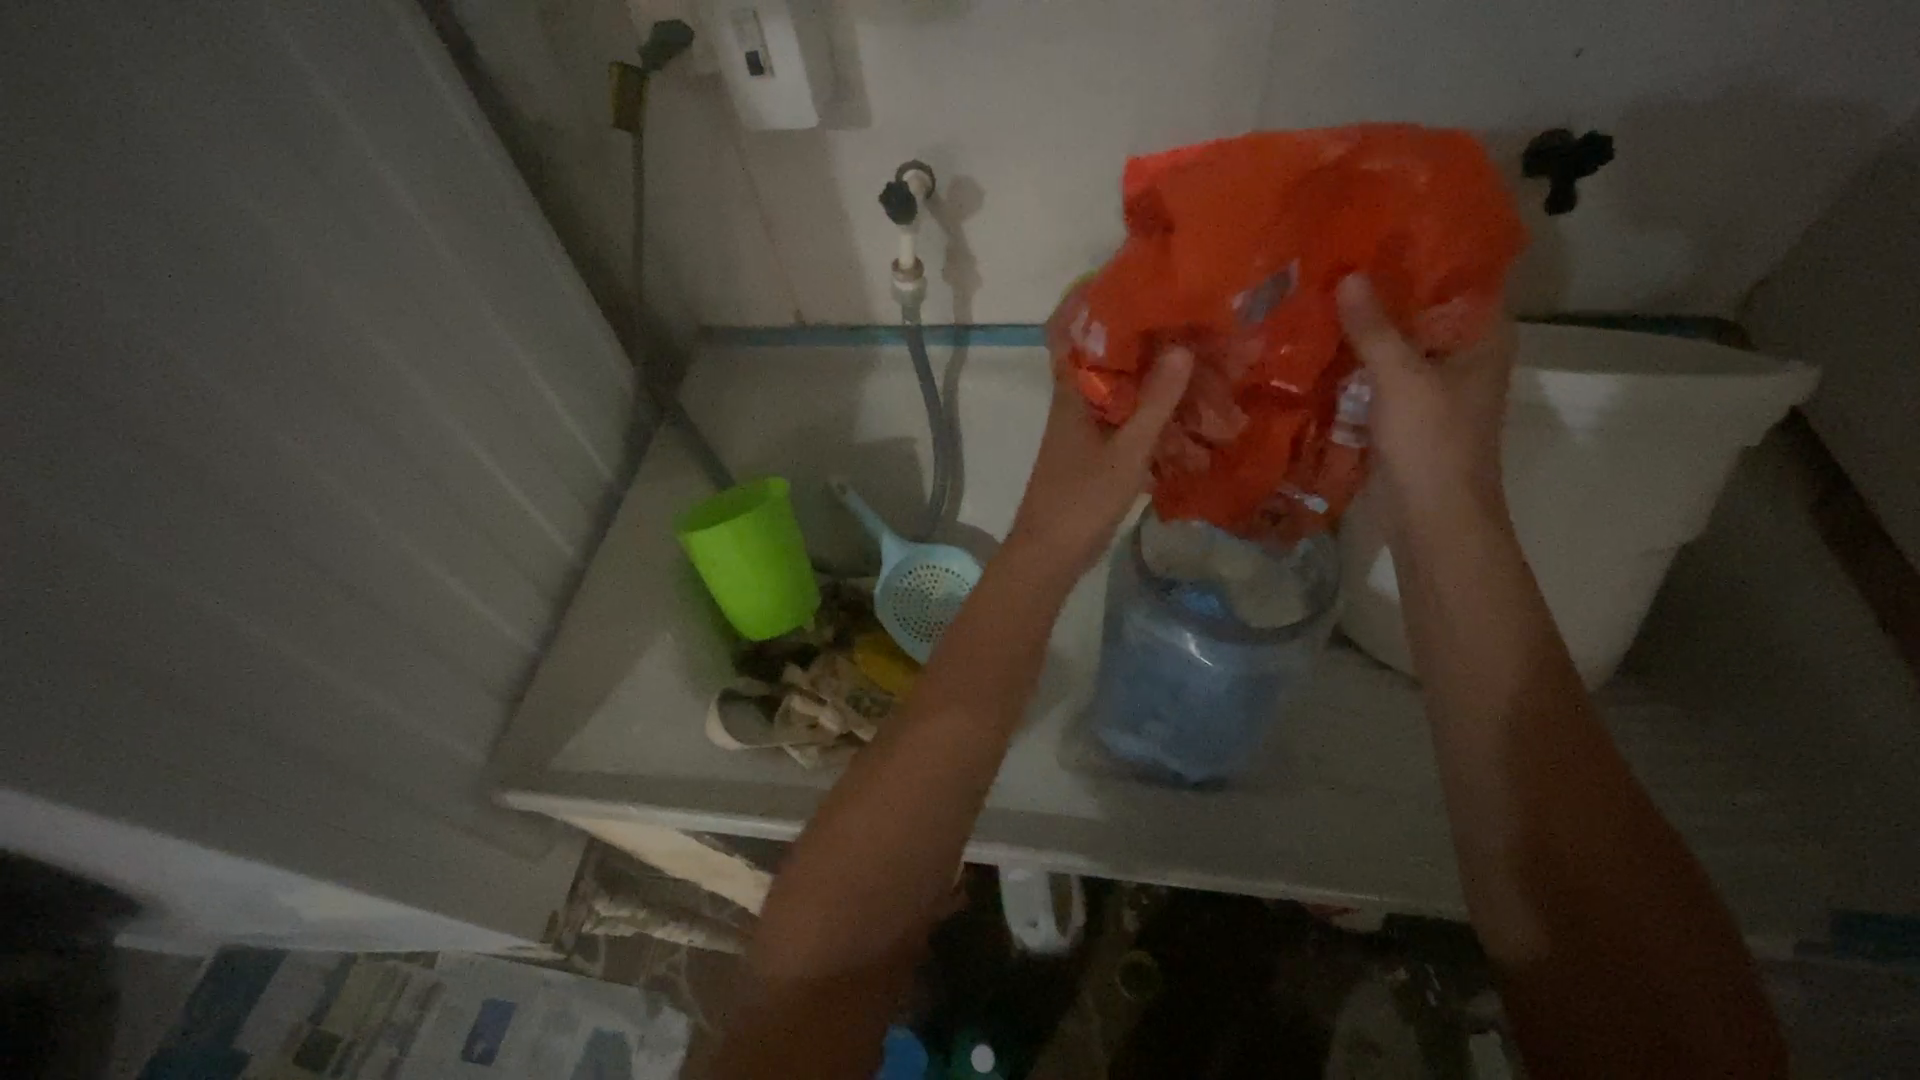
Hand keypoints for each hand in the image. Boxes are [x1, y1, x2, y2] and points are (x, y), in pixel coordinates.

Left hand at [1007, 304, 1192, 576]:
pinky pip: (1128, 422)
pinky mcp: (1097, 453)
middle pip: (1109, 358)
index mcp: (1072, 392)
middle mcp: (1076, 403)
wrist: (1049, 555)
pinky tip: (1190, 414)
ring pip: (1123, 391)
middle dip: (1148, 341)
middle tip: (1193, 321)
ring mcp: (1086, 429)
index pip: (1069, 331)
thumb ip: (1155, 403)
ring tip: (1203, 361)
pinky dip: (1155, 415)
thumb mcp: (1126, 453)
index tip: (1134, 280)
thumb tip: (1183, 347)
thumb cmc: (1080, 501)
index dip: (1091, 301)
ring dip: (1157, 380)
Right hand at [1335, 274, 1515, 526]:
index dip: (1423, 251)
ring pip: (1394, 342)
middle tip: (1335, 255)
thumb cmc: (1433, 443)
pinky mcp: (1402, 410)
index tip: (1379, 225)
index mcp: (1483, 336)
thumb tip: (1349, 275)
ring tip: (1317, 291)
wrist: (1431, 517)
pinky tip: (1316, 343)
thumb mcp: (1403, 378)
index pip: (1460, 275)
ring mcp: (1431, 384)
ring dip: (1361, 327)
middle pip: (1420, 308)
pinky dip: (1352, 362)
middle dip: (1380, 289)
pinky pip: (1375, 374)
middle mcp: (1462, 353)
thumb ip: (1375, 327)